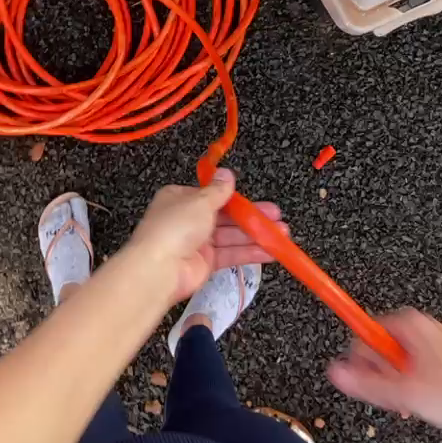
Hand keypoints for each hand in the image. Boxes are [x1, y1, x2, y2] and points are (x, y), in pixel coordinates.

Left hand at [121, 169, 285, 301]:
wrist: (159, 269)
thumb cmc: (175, 227)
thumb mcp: (199, 201)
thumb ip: (218, 191)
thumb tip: (227, 174)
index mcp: (181, 198)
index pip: (212, 195)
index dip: (236, 198)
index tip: (257, 200)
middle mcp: (188, 219)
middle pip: (226, 216)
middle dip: (252, 217)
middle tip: (277, 217)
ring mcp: (197, 242)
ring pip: (231, 236)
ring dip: (256, 235)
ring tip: (282, 234)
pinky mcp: (205, 263)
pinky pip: (231, 254)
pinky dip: (250, 252)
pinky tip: (271, 251)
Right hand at [327, 309, 441, 438]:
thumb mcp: (404, 392)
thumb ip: (365, 382)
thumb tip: (336, 372)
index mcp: (409, 324)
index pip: (366, 332)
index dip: (362, 358)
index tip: (363, 378)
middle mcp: (421, 326)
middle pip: (382, 346)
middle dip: (383, 373)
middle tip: (395, 395)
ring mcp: (434, 340)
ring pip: (398, 359)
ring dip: (398, 382)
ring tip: (412, 403)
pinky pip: (415, 364)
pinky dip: (413, 383)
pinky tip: (423, 403)